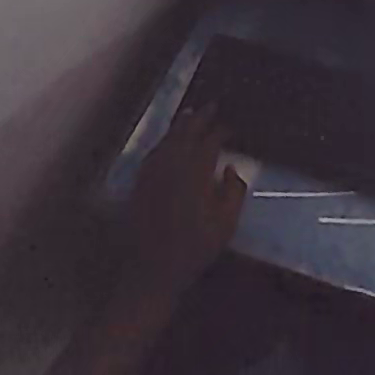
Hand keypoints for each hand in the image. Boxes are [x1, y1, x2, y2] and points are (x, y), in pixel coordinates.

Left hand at [121, 106, 246, 305]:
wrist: (152, 269)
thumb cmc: (193, 250)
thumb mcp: (225, 227)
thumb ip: (233, 193)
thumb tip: (229, 168)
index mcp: (196, 173)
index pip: (210, 142)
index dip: (220, 131)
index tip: (229, 126)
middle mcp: (173, 165)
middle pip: (187, 132)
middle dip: (200, 117)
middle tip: (211, 105)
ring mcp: (154, 171)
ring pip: (168, 138)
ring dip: (181, 125)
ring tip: (191, 113)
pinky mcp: (141, 180)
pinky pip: (154, 151)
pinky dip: (164, 140)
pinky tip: (169, 140)